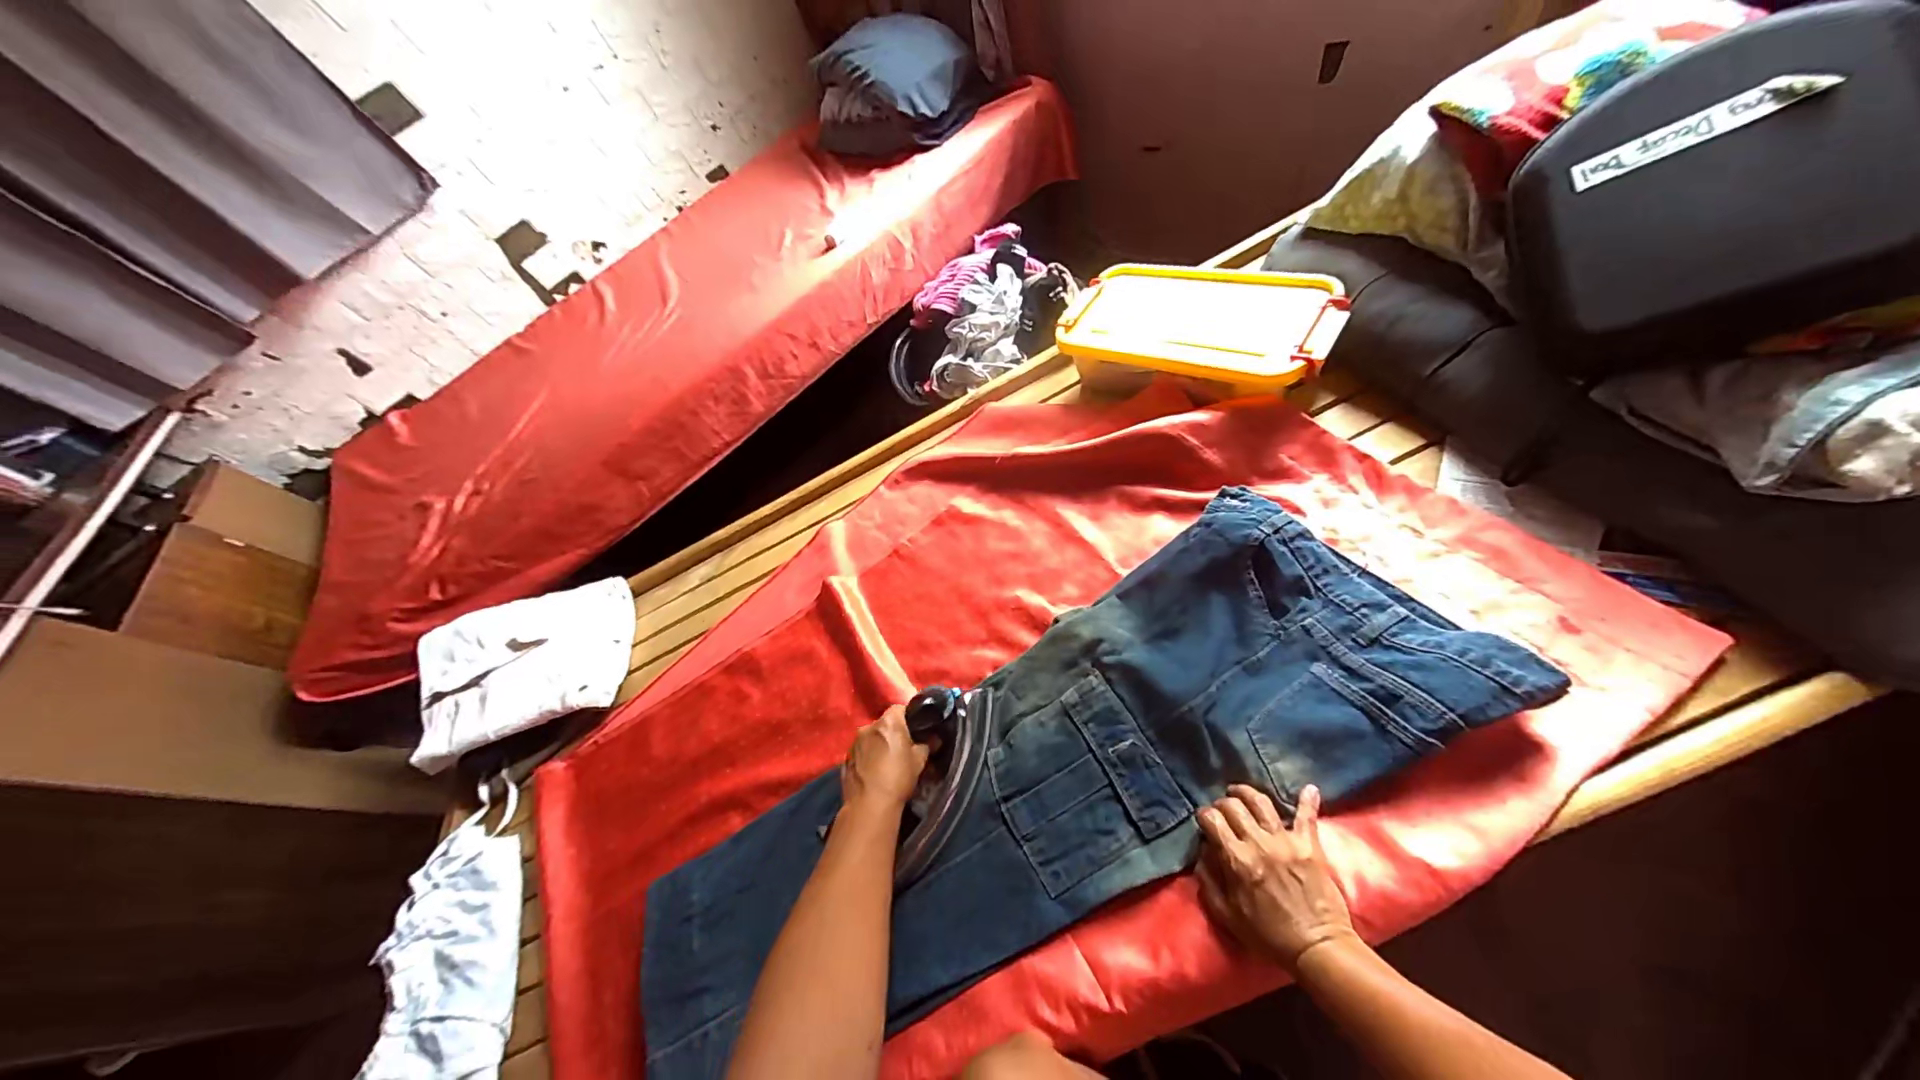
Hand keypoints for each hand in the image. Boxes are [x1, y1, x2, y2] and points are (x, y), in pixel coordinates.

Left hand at [840, 705, 930, 816]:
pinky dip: (868, 756)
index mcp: (888, 723)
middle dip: (892, 731)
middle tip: (903, 747)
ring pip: (871, 737)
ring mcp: (854, 742)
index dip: (908, 716)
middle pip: (883, 723)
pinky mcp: (846, 758)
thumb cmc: (898, 778)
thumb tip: (932, 738)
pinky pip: (861, 751)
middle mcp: (868, 727)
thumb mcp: (919, 761)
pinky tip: (874, 771)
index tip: (914, 729)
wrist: (869, 805)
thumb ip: (926, 745)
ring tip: (886, 761)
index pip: (899, 708)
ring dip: (878, 744)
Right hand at [1195, 783, 1356, 972]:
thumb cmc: (1268, 935)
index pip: (1212, 820)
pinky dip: (1307, 800)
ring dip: (1247, 792)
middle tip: (1222, 811)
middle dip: (1222, 804)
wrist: (1317, 948)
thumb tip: (1202, 853)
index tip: (1204, 821)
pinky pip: (1307, 816)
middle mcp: (1259, 843)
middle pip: (1234, 806)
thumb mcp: (1226, 914)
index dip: (1204, 816)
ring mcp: (1286, 841)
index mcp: (1237, 860)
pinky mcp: (1309, 846)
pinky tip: (1308, 788)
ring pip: (1262, 802)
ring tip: (1240, 793)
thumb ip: (1208, 881)